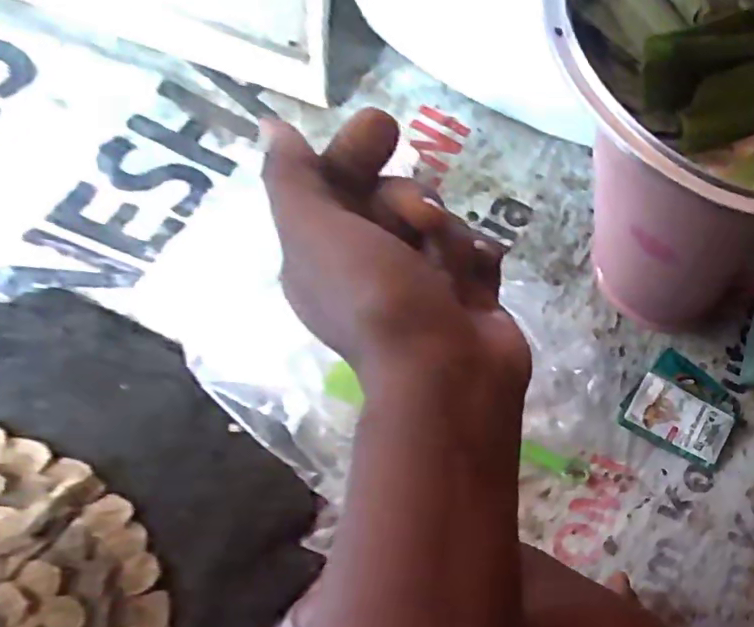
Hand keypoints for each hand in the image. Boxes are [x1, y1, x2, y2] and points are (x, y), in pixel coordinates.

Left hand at [260, 109, 529, 408]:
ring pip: (439, 227)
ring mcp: (429, 287)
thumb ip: (292, 177)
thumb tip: (275, 131)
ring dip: (444, 232)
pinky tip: (478, 263)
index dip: (353, 151)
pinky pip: (476, 256)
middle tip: (420, 215)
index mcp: (328, 255)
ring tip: (447, 259)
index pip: (335, 186)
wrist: (448, 372)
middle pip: (392, 201)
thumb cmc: (377, 299)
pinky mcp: (472, 301)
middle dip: (407, 198)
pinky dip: (478, 254)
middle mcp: (376, 269)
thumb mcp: (313, 229)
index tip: (384, 127)